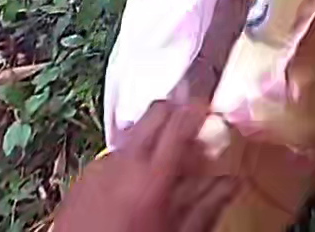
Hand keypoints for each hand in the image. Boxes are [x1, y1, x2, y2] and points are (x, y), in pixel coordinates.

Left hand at [50, 100, 236, 231]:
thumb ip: (207, 207)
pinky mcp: (81, 180)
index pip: (181, 119)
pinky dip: (129, 161)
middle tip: (192, 133)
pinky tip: (133, 188)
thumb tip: (233, 181)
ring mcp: (99, 168)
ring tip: (163, 169)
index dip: (200, 108)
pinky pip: (113, 156)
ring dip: (153, 139)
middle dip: (177, 112)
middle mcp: (125, 161)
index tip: (211, 110)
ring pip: (135, 133)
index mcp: (153, 175)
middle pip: (157, 111)